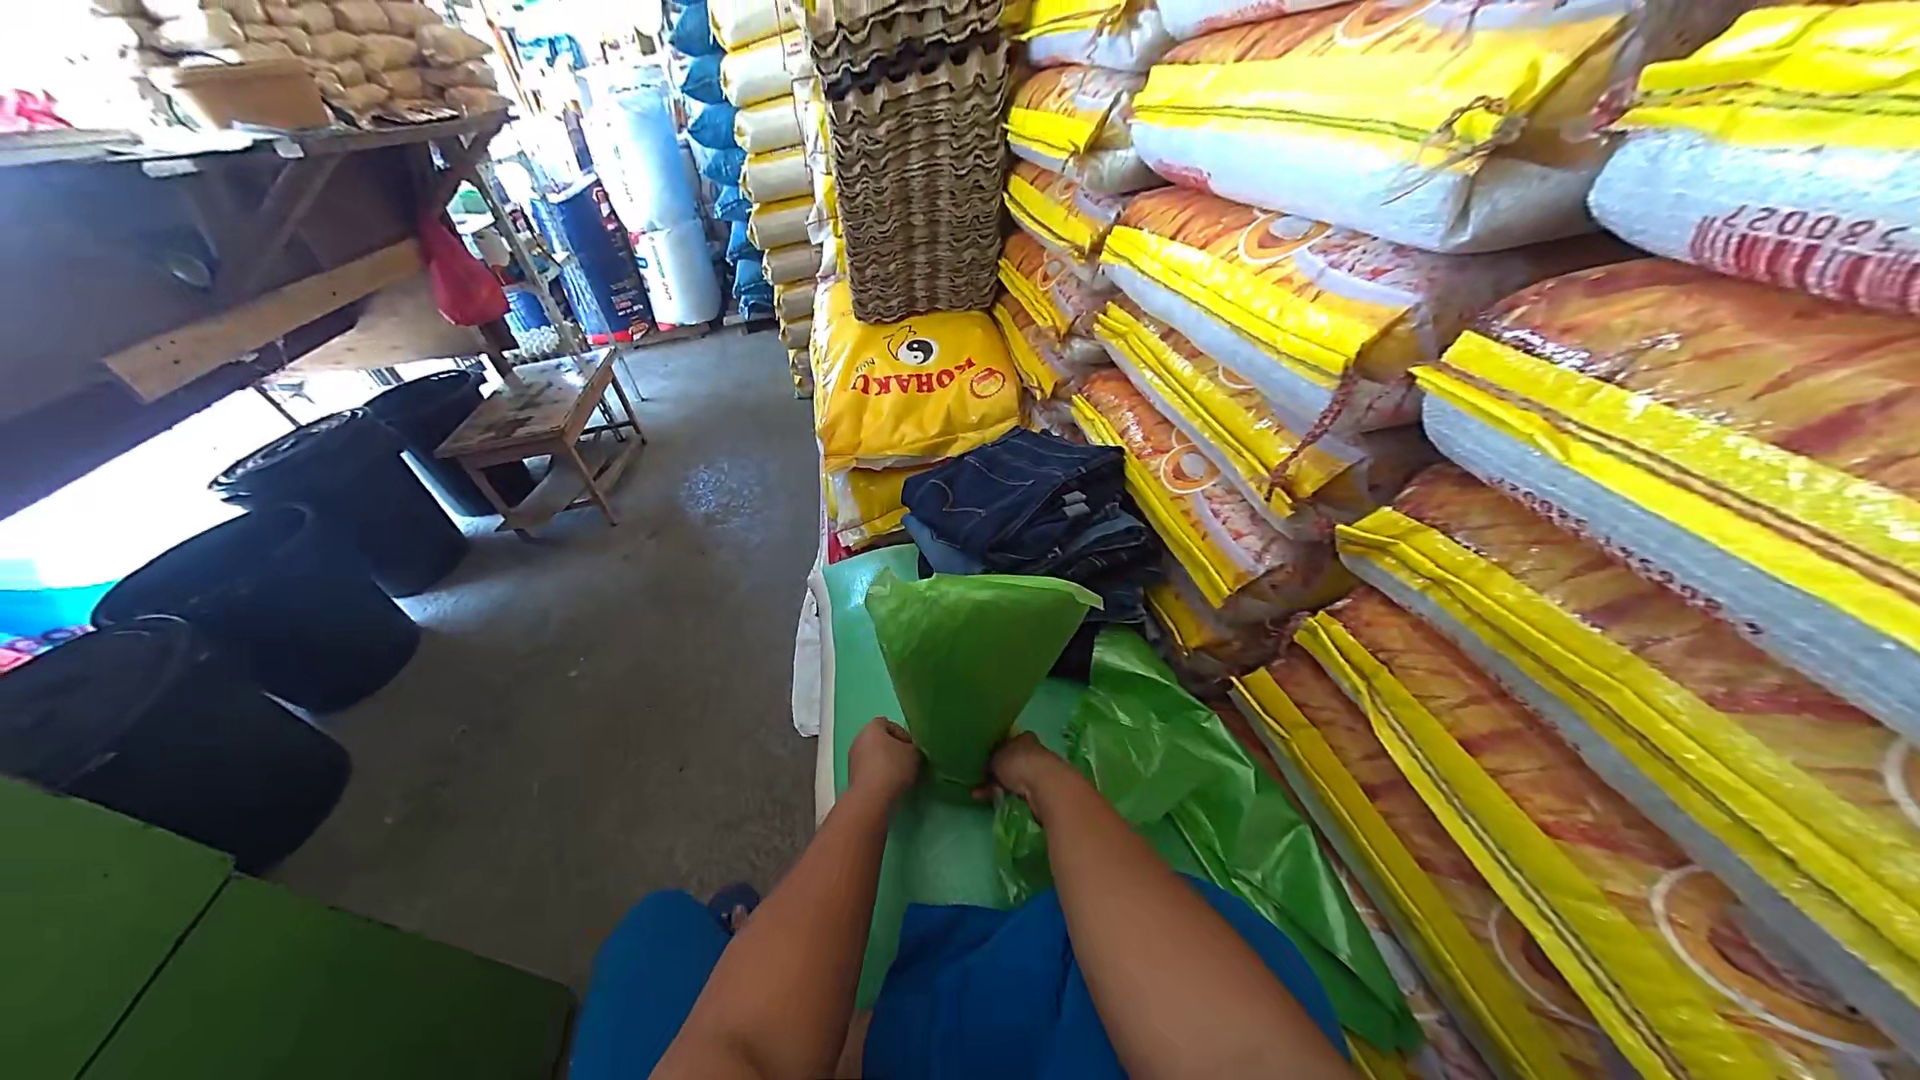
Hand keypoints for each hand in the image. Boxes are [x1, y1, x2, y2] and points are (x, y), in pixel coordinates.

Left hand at [848, 718, 920, 803]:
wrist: (871, 798)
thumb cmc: (893, 768)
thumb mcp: (914, 754)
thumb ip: (914, 748)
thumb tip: (911, 752)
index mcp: (871, 728)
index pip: (888, 724)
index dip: (902, 734)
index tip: (912, 748)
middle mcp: (858, 739)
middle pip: (880, 740)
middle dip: (893, 749)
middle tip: (907, 761)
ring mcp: (853, 759)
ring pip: (874, 756)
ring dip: (886, 763)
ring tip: (900, 776)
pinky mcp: (852, 777)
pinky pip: (869, 770)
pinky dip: (879, 775)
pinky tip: (889, 785)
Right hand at [983, 732, 1075, 805]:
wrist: (1044, 784)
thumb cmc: (1018, 763)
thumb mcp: (995, 758)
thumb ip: (990, 761)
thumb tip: (987, 767)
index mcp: (1023, 737)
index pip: (1008, 742)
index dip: (995, 752)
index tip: (984, 763)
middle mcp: (1033, 750)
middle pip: (1012, 761)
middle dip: (997, 772)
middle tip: (981, 781)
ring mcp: (1040, 770)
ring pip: (1016, 778)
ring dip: (1001, 786)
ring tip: (984, 795)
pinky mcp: (1044, 789)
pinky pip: (1021, 792)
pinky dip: (1009, 796)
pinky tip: (997, 801)